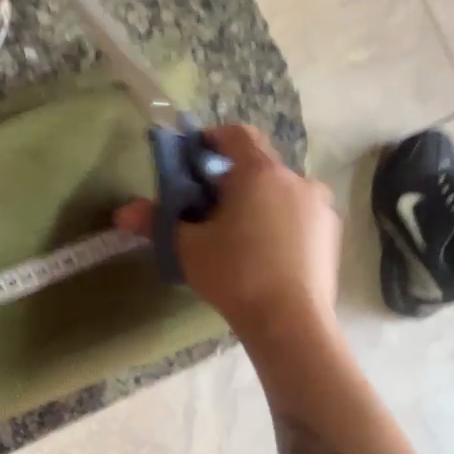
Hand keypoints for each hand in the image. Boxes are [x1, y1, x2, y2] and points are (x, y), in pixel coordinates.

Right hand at [115, 124, 342, 345]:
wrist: (289, 317)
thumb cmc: (233, 273)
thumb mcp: (185, 247)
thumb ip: (156, 222)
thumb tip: (123, 212)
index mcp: (259, 174)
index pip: (237, 136)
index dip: (212, 138)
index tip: (192, 154)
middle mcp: (296, 179)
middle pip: (258, 166)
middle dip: (230, 181)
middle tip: (204, 208)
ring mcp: (319, 205)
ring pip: (279, 192)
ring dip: (256, 203)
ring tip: (233, 235)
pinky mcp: (331, 231)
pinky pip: (297, 214)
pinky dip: (277, 222)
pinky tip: (261, 253)